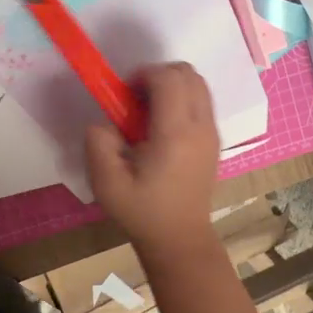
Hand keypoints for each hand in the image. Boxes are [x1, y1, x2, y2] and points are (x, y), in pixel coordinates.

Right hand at [85, 63, 222, 257]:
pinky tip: (162, 125)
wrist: (179, 239)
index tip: (124, 95)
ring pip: (197, 83)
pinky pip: (201, 100)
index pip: (168, 79)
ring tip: (148, 110)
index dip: (142, 75)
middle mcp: (200, 127)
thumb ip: (98, 141)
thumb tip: (107, 122)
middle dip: (158, 75)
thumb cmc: (141, 210)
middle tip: (135, 99)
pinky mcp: (214, 140)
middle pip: (187, 73)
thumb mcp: (105, 181)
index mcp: (174, 134)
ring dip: (171, 85)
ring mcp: (211, 133)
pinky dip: (181, 98)